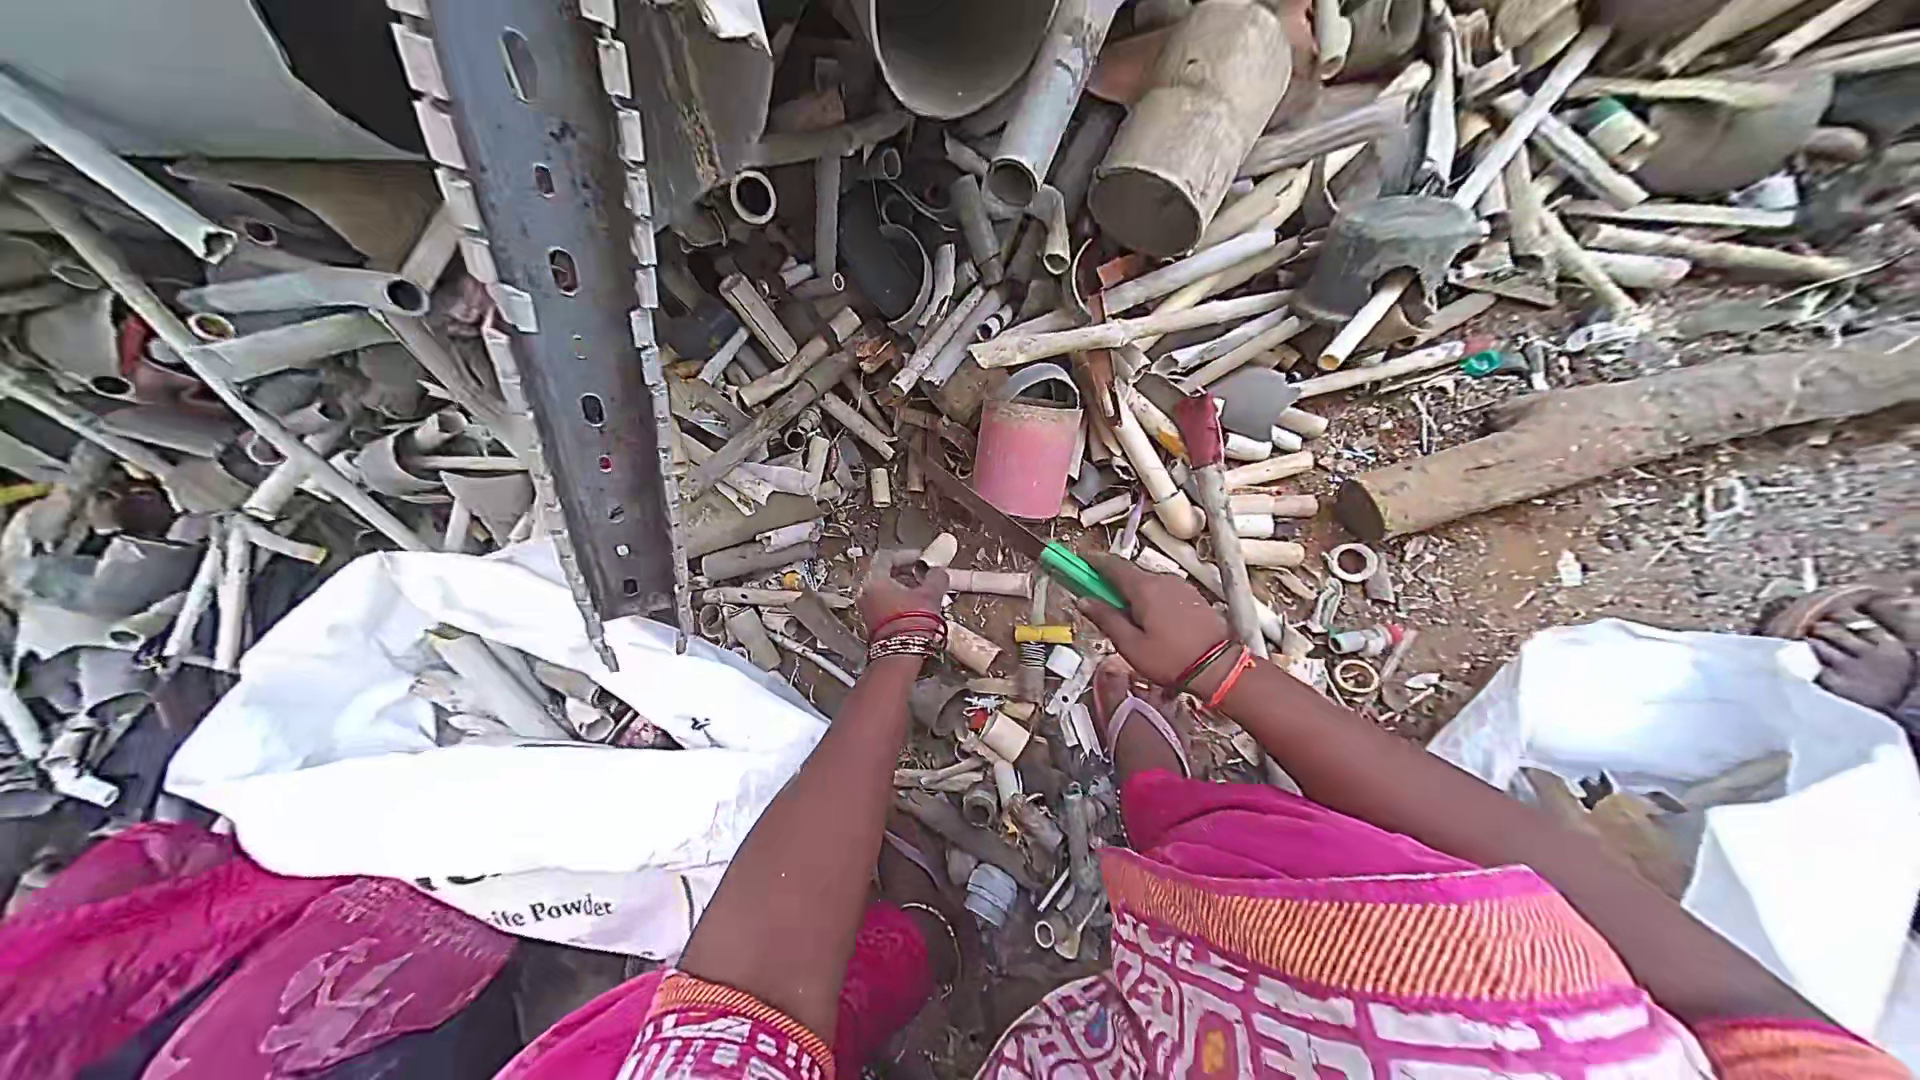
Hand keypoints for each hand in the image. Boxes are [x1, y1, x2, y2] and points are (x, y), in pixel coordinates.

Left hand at [858, 550, 949, 639]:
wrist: (901, 656)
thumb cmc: (914, 621)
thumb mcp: (930, 595)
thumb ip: (936, 577)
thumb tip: (938, 572)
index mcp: (875, 580)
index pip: (887, 557)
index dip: (907, 555)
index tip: (923, 559)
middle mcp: (866, 592)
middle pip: (885, 572)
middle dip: (907, 571)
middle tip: (925, 574)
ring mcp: (867, 608)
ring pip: (886, 589)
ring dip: (905, 586)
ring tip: (925, 590)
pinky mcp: (872, 622)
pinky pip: (886, 603)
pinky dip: (900, 599)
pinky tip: (918, 605)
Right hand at [1075, 552, 1231, 687]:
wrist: (1220, 669)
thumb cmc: (1172, 660)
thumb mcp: (1130, 645)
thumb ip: (1106, 619)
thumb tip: (1084, 601)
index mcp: (1144, 588)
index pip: (1112, 565)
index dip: (1092, 561)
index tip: (1078, 562)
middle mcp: (1163, 580)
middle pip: (1129, 572)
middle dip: (1109, 580)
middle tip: (1094, 595)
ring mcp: (1180, 587)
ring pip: (1146, 582)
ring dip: (1129, 590)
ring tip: (1122, 614)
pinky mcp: (1192, 597)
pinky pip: (1162, 590)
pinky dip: (1148, 596)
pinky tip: (1146, 618)